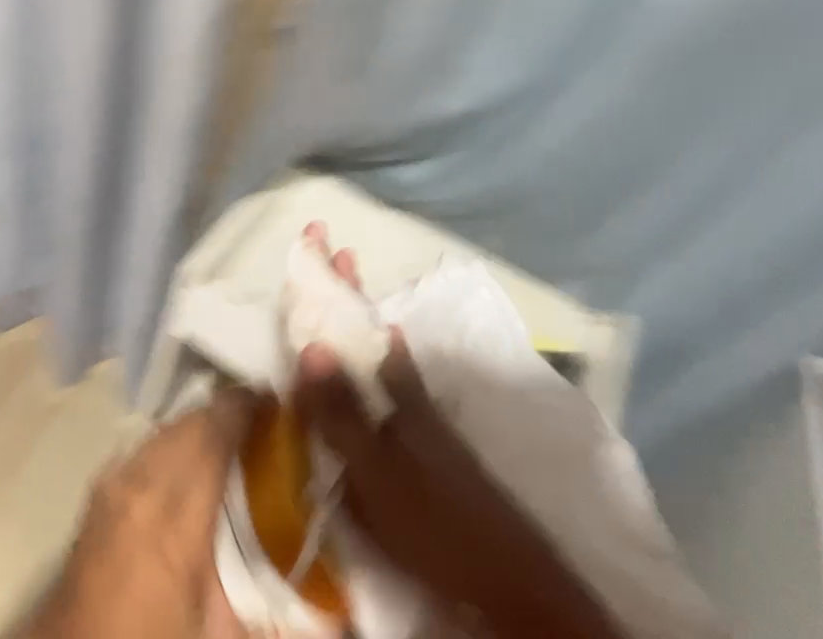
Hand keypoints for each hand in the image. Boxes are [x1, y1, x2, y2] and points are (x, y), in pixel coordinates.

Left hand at [24, 388, 267, 638]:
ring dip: (197, 426)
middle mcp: (137, 489)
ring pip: (160, 433)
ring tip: (234, 433)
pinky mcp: (95, 496)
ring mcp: (109, 487)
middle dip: (225, 413)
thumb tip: (333, 606)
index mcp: (173, 522)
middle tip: (265, 415)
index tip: (277, 398)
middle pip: (185, 426)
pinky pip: (140, 450)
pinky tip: (189, 461)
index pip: (211, 438)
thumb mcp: (223, 634)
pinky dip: (170, 443)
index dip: (243, 409)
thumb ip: (277, 609)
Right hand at [292, 225, 623, 638]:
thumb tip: (311, 345)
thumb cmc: (435, 522)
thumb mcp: (377, 473)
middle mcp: (412, 394)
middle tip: (338, 250)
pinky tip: (391, 351)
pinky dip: (387, 355)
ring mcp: (426, 416)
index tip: (323, 242)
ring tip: (356, 286)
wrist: (511, 580)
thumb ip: (342, 413)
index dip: (337, 287)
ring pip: (386, 350)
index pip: (357, 327)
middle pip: (374, 329)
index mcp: (395, 395)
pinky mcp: (433, 441)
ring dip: (366, 318)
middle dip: (352, 291)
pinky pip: (399, 378)